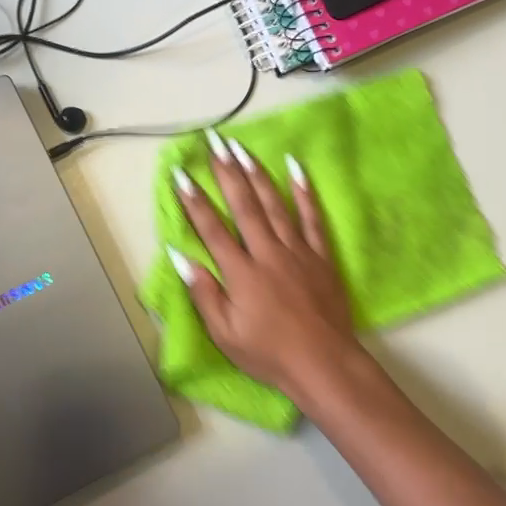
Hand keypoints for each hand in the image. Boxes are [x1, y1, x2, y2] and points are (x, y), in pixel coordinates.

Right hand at [171, 130, 365, 401]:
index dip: (194, 201)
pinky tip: (295, 169)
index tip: (182, 175)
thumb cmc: (269, 353)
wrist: (323, 362)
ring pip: (274, 204)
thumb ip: (204, 293)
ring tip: (242, 148)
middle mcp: (267, 252)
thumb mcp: (225, 333)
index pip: (212, 229)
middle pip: (244, 205)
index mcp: (240, 272)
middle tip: (214, 142)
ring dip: (257, 173)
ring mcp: (297, 251)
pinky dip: (303, 192)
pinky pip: (311, 217)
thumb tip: (183, 257)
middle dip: (227, 171)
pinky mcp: (321, 255)